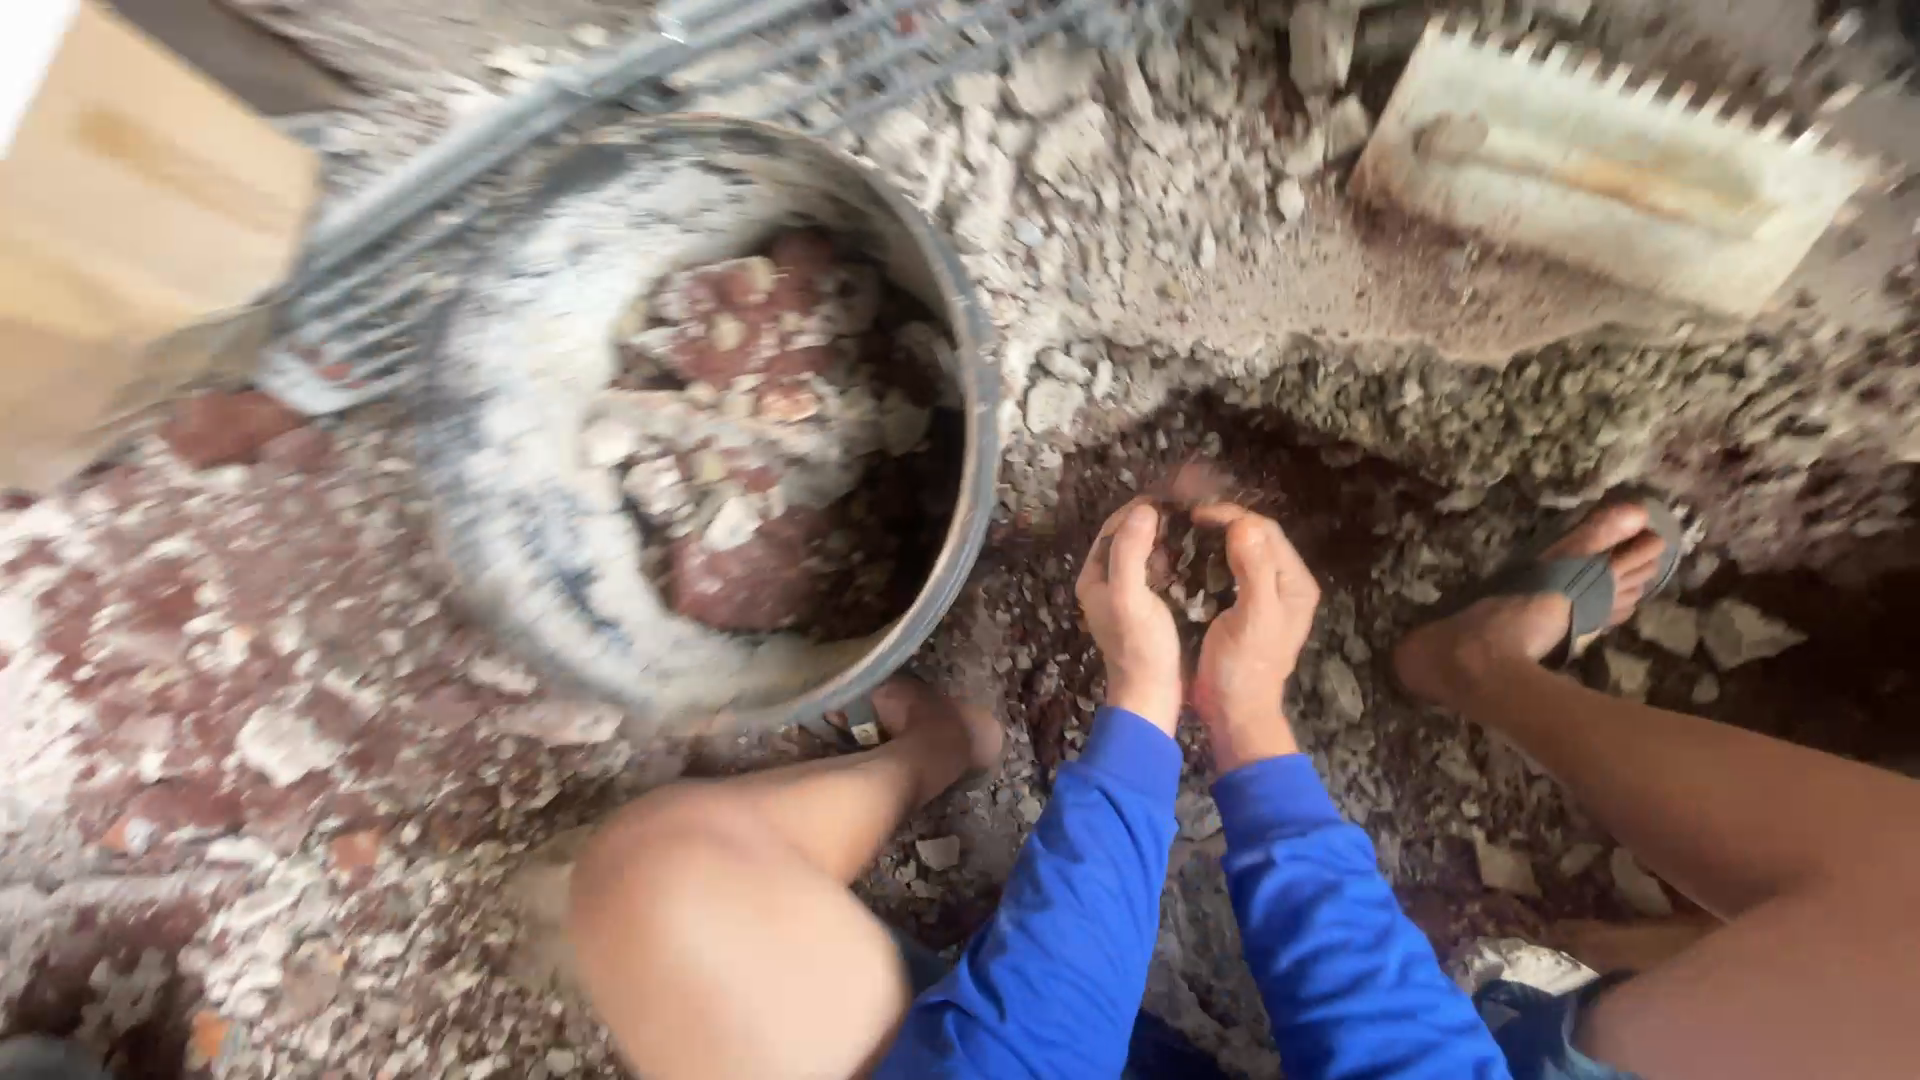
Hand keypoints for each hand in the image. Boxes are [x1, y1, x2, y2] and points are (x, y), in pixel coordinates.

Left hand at [1075, 498, 1182, 733]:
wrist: (1153, 696)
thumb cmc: (1139, 646)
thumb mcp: (1130, 595)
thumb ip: (1130, 551)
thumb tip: (1143, 510)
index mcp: (1093, 577)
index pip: (1113, 529)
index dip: (1138, 509)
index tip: (1170, 496)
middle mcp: (1106, 583)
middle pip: (1128, 539)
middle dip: (1154, 521)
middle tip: (1187, 508)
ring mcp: (1127, 596)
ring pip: (1145, 555)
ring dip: (1166, 539)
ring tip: (1194, 524)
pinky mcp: (1148, 608)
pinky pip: (1159, 573)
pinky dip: (1175, 559)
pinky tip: (1195, 554)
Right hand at [1191, 503, 1320, 770]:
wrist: (1232, 712)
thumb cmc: (1243, 669)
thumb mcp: (1253, 620)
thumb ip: (1253, 572)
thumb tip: (1242, 524)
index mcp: (1294, 584)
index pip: (1266, 532)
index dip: (1232, 516)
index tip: (1195, 514)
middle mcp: (1283, 583)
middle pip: (1255, 537)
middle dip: (1222, 522)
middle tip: (1184, 518)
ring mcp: (1263, 594)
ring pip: (1240, 551)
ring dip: (1214, 537)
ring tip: (1183, 530)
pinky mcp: (1240, 605)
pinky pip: (1227, 568)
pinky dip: (1208, 557)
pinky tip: (1186, 555)